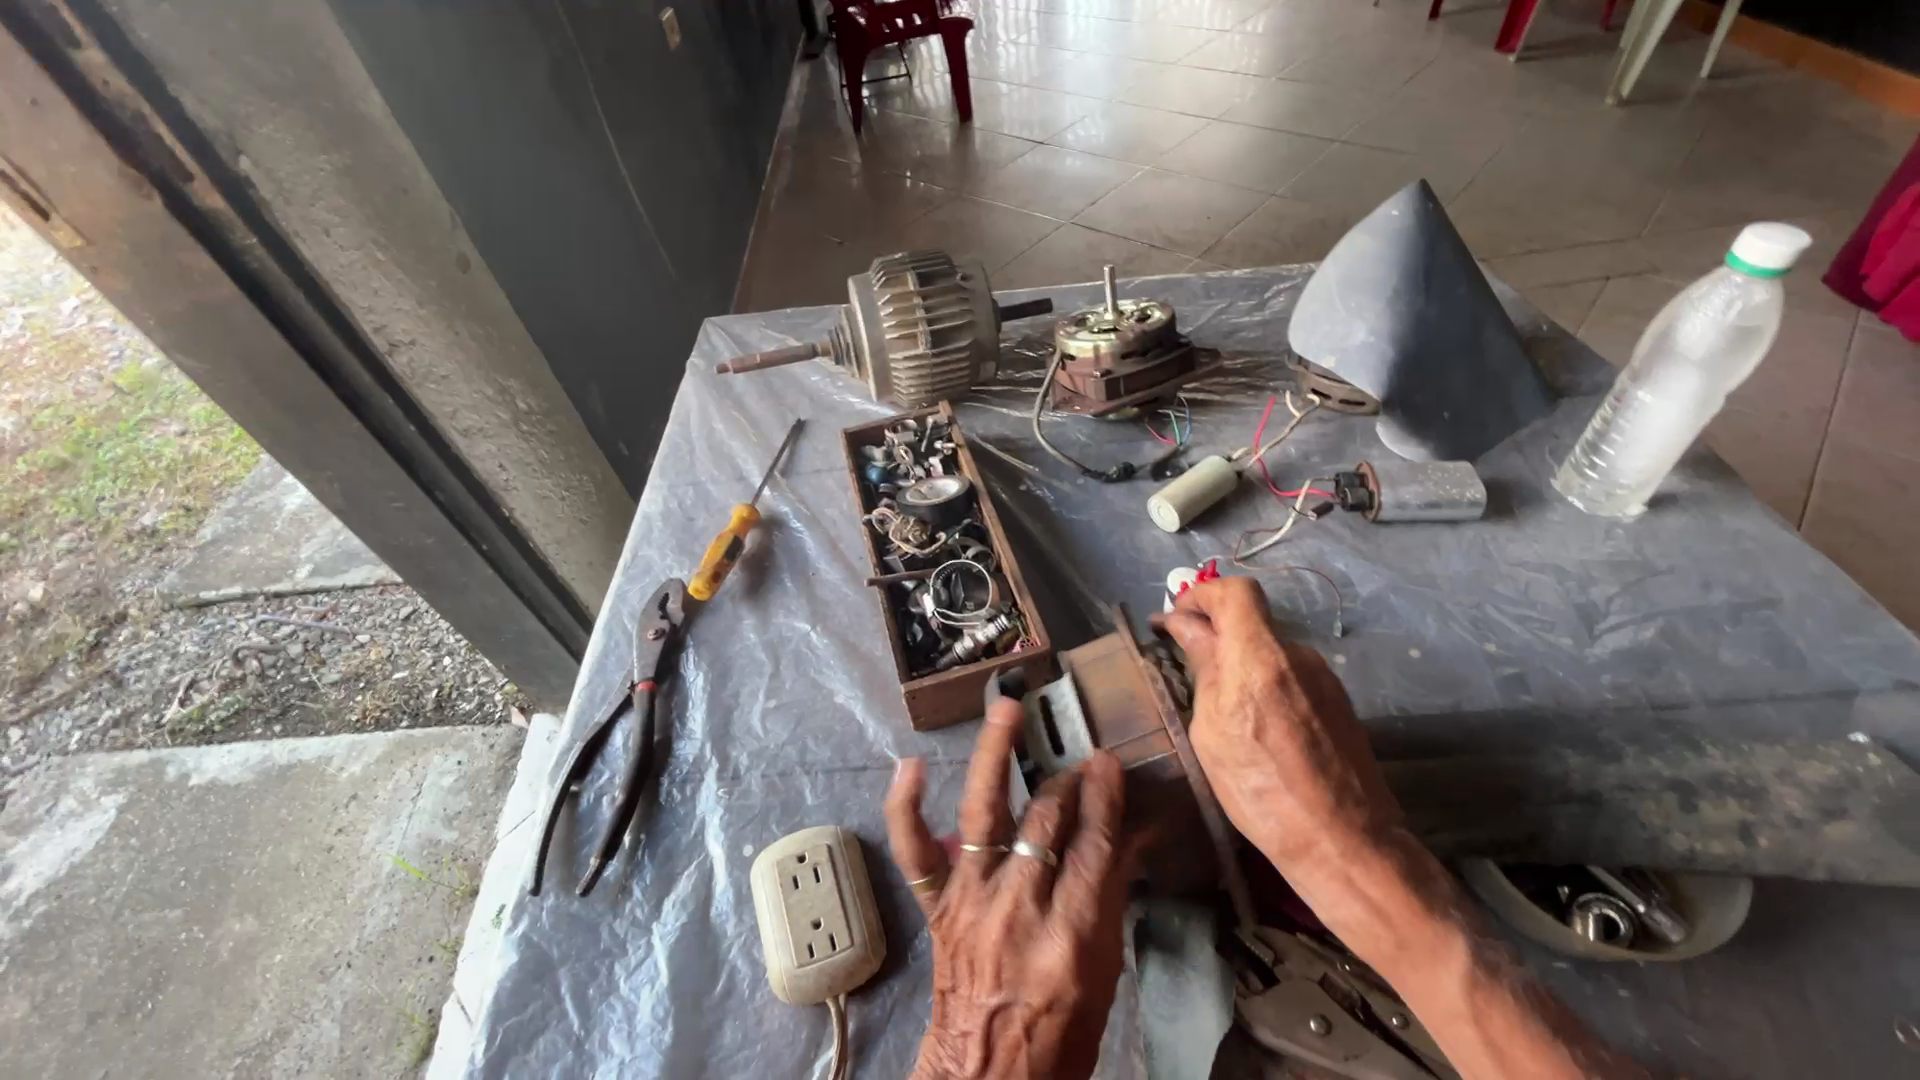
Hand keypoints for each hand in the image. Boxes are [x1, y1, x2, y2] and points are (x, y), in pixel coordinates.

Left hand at [885, 700, 1131, 1079]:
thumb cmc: (1059, 1036)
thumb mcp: (1104, 975)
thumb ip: (1109, 898)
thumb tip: (1125, 833)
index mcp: (1069, 936)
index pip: (1093, 847)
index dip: (1105, 797)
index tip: (1110, 761)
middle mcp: (1016, 910)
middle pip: (1044, 823)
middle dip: (1067, 783)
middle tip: (1080, 761)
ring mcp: (969, 904)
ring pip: (985, 813)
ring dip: (995, 755)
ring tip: (1006, 709)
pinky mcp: (937, 909)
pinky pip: (915, 852)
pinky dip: (905, 808)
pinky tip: (908, 766)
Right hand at [1155, 577, 1404, 883]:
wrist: (1343, 841)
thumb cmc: (1260, 791)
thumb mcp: (1211, 731)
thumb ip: (1203, 670)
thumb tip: (1186, 628)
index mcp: (1259, 658)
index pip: (1234, 592)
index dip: (1202, 595)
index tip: (1177, 617)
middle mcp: (1296, 655)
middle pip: (1251, 620)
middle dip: (1215, 632)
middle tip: (1187, 663)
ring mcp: (1322, 676)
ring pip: (1269, 649)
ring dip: (1240, 661)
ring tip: (1220, 706)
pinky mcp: (1337, 699)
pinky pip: (1289, 674)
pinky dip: (1264, 682)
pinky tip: (1256, 726)